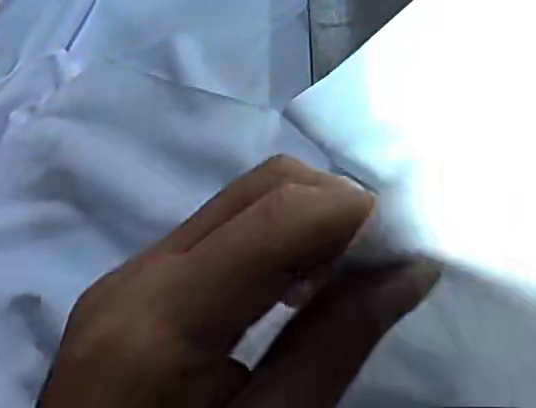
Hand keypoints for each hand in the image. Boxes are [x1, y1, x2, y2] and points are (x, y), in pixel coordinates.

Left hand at [41, 156, 436, 407]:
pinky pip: (216, 229)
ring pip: (238, 199)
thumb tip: (408, 270)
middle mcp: (137, 272)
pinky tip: (296, 282)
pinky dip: (270, 236)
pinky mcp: (129, 284)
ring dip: (304, 215)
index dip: (350, 209)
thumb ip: (332, 348)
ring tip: (349, 268)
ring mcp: (127, 273)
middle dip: (331, 203)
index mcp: (159, 319)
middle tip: (384, 253)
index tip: (408, 233)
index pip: (273, 216)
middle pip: (257, 187)